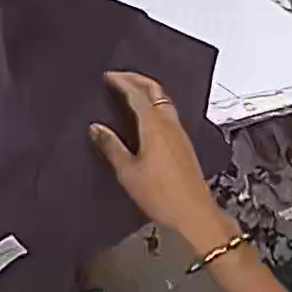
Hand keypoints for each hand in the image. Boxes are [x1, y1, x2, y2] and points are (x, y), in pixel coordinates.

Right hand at [90, 72, 235, 250]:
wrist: (194, 213)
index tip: (109, 77)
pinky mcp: (183, 143)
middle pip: (154, 89)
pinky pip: (167, 112)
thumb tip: (96, 129)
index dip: (122, 81)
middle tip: (119, 77)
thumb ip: (111, 146)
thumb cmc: (163, 195)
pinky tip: (146, 116)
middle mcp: (169, 123)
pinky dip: (154, 104)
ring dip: (146, 90)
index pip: (137, 93)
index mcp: (154, 125)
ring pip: (163, 99)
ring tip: (130, 91)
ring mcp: (179, 132)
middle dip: (136, 79)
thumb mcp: (128, 172)